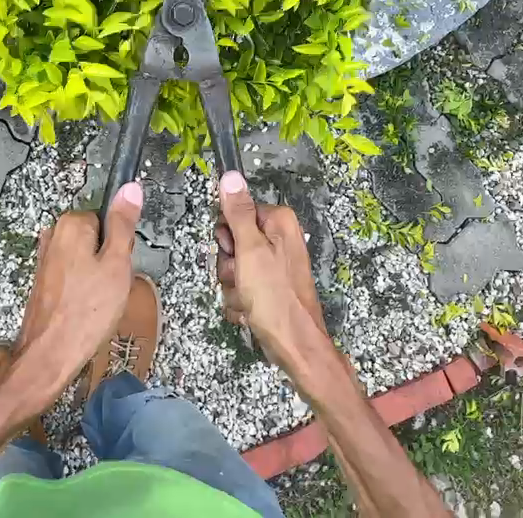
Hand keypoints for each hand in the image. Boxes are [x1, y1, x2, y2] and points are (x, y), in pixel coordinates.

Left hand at [10, 182, 143, 404]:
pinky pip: (74, 276)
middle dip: (107, 261)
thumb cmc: (87, 312)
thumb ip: (123, 224)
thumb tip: (131, 188)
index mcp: (71, 223)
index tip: (117, 268)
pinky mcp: (44, 279)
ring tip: (97, 302)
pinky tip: (86, 310)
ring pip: (86, 259)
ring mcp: (46, 257)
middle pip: (96, 238)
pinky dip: (83, 291)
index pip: (108, 221)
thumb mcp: (116, 264)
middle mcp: (54, 234)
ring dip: (96, 278)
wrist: (48, 355)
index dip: (118, 246)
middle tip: (109, 288)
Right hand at [216, 171, 328, 367]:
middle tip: (241, 278)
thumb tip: (230, 175)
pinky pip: (241, 287)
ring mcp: (274, 265)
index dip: (228, 234)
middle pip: (232, 241)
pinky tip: (251, 311)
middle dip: (229, 265)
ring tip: (248, 299)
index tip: (233, 252)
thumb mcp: (250, 250)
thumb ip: (237, 213)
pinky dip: (240, 301)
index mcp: (278, 222)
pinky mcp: (269, 287)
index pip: (235, 212)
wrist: (295, 347)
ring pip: (233, 267)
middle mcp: (279, 238)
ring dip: (233, 286)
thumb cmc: (274, 297)